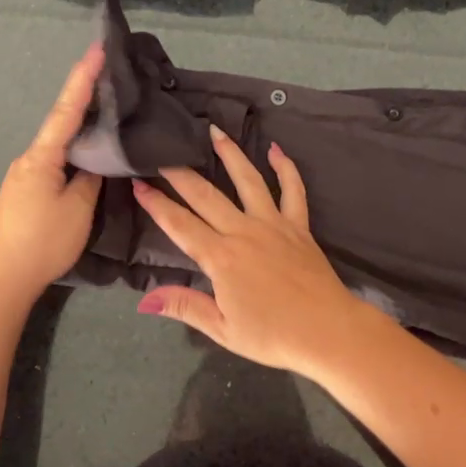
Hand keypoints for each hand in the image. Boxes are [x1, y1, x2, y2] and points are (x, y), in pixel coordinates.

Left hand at [0, 45, 105, 300]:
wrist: (4, 280)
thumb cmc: (43, 242)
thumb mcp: (78, 209)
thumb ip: (90, 177)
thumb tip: (95, 158)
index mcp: (42, 156)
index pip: (67, 109)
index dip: (83, 78)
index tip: (97, 49)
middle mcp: (30, 157)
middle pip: (61, 121)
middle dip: (85, 98)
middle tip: (110, 75)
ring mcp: (24, 173)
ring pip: (58, 143)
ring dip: (80, 126)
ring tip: (106, 111)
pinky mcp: (24, 189)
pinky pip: (53, 159)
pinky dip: (71, 149)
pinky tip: (86, 152)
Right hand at [133, 127, 382, 378]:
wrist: (327, 331)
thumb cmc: (273, 335)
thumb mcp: (223, 329)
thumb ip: (185, 306)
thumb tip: (144, 299)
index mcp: (220, 257)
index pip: (179, 224)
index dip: (156, 204)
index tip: (137, 183)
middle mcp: (243, 230)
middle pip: (206, 195)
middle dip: (180, 172)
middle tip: (163, 150)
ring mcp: (273, 223)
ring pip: (247, 179)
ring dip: (230, 153)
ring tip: (215, 131)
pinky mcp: (298, 225)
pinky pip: (293, 189)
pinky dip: (285, 167)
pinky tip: (276, 149)